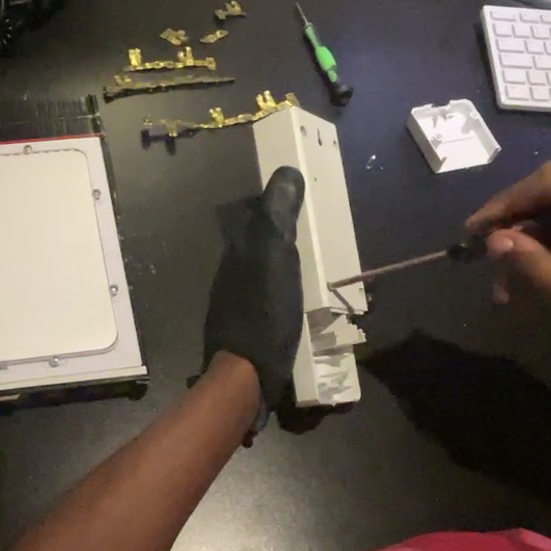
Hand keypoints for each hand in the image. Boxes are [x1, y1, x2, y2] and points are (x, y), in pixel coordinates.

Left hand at [204, 166, 304, 412]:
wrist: (244, 377)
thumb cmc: (263, 314)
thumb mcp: (276, 259)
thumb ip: (277, 219)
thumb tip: (286, 173)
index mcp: (238, 256)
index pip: (258, 220)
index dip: (279, 209)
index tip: (306, 203)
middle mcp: (231, 277)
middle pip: (260, 249)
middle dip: (284, 240)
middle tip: (319, 239)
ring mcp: (235, 306)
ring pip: (264, 277)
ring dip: (286, 271)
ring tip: (316, 270)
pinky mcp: (246, 331)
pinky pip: (268, 303)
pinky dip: (285, 297)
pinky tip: (301, 305)